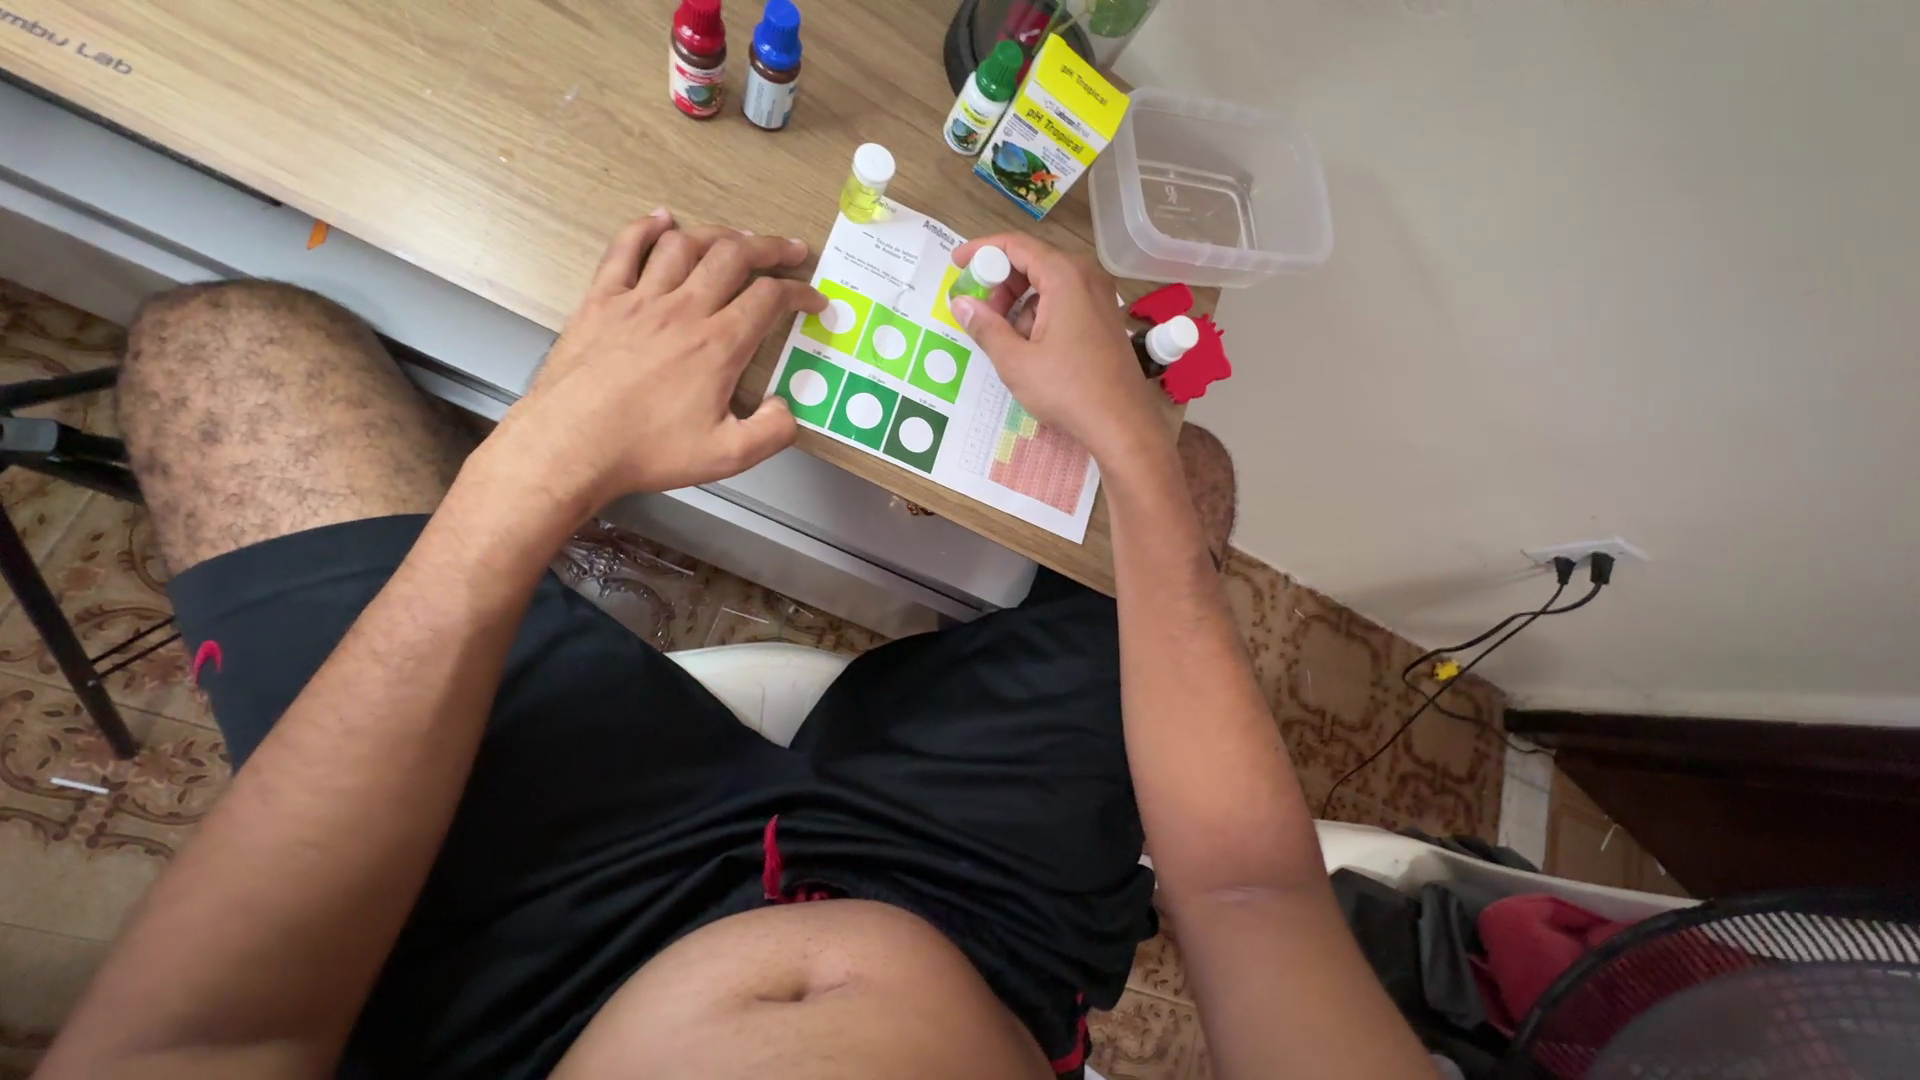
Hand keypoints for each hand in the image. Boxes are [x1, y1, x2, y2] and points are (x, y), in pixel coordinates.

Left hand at [488, 210, 824, 509]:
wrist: (571, 445)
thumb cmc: (647, 451)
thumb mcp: (727, 457)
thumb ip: (772, 432)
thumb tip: (786, 409)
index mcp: (718, 345)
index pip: (770, 299)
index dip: (799, 293)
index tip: (813, 299)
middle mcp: (683, 311)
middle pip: (734, 257)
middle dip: (770, 248)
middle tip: (790, 250)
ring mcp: (639, 301)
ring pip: (686, 245)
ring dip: (718, 234)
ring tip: (738, 238)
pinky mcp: (602, 302)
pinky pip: (625, 249)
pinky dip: (646, 228)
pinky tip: (661, 219)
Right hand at [948, 234, 1167, 463]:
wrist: (1121, 424)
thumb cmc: (1067, 390)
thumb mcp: (1015, 361)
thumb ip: (985, 327)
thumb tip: (961, 303)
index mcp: (1065, 276)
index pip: (1016, 245)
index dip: (982, 250)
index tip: (958, 263)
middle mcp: (1086, 277)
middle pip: (1034, 263)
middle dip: (1002, 284)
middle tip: (980, 312)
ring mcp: (1100, 297)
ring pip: (1049, 285)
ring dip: (1021, 305)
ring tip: (1007, 341)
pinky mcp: (1105, 319)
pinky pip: (1066, 302)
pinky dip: (1042, 316)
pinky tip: (1033, 350)